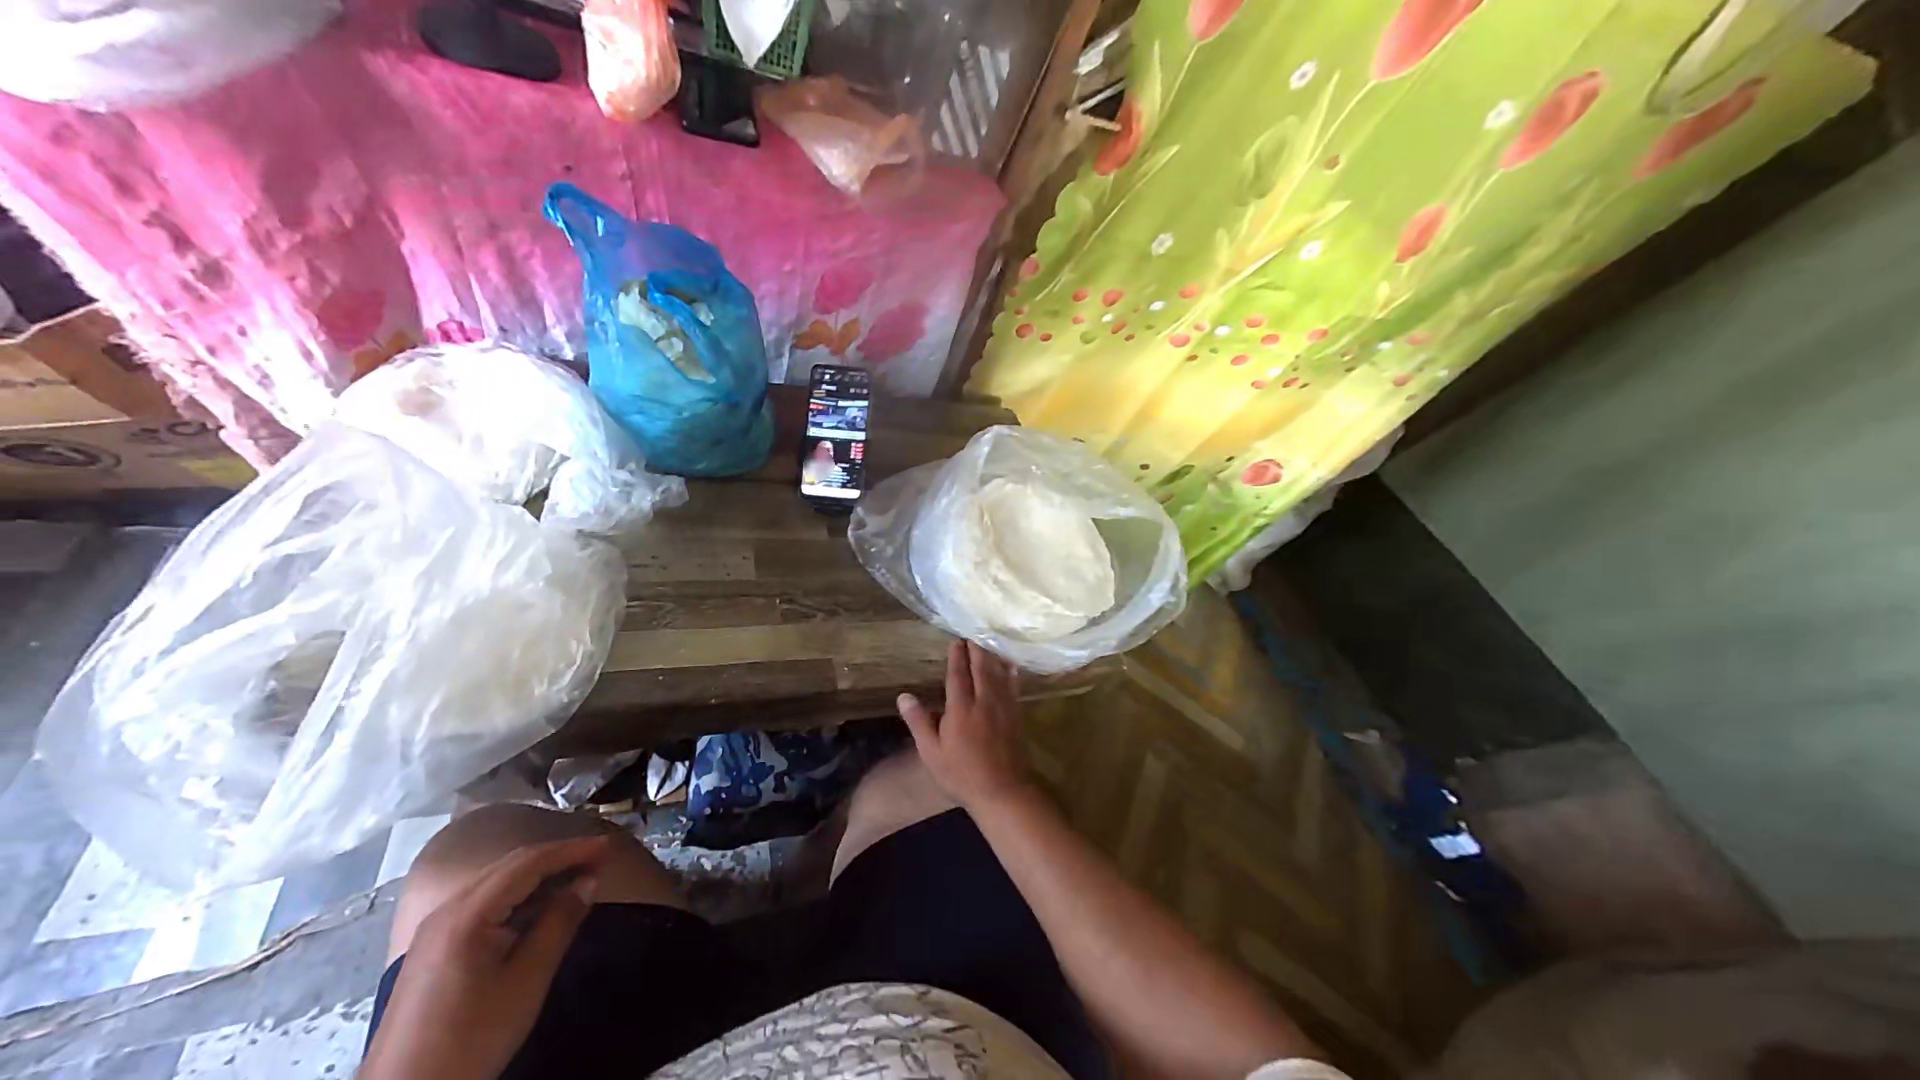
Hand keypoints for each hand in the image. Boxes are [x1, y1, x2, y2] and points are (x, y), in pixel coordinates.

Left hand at [361, 836, 608, 1079]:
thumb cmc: (472, 1036)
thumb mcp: (527, 980)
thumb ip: (559, 923)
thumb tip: (588, 882)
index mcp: (467, 913)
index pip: (527, 863)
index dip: (571, 850)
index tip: (608, 847)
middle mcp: (446, 910)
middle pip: (510, 866)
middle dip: (557, 857)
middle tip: (599, 859)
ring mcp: (436, 929)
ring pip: (496, 883)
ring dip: (539, 875)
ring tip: (577, 878)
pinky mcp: (435, 947)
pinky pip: (484, 903)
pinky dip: (518, 895)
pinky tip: (540, 906)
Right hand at [898, 641, 1031, 807]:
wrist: (1003, 790)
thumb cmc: (961, 774)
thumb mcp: (931, 752)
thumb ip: (919, 721)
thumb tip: (904, 696)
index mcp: (961, 708)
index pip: (958, 675)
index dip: (956, 657)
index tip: (955, 641)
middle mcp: (984, 701)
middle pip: (981, 668)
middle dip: (976, 650)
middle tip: (971, 635)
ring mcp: (1003, 707)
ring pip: (998, 674)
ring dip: (992, 656)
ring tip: (987, 644)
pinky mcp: (1016, 715)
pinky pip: (1013, 687)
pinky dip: (1010, 673)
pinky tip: (1011, 667)